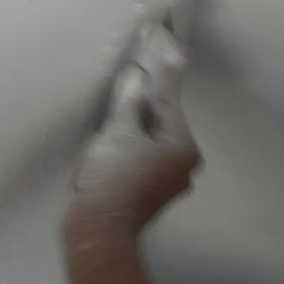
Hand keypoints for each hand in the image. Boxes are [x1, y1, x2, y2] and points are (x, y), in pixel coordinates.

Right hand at [68, 21, 200, 236]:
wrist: (98, 226)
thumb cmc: (115, 174)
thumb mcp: (120, 130)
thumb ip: (130, 101)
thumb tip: (137, 77)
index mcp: (184, 148)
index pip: (169, 104)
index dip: (156, 79)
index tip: (152, 56)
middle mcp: (183, 166)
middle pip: (161, 123)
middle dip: (144, 103)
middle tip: (128, 79)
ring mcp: (167, 182)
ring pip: (150, 141)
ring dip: (135, 123)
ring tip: (117, 103)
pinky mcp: (148, 193)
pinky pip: (142, 157)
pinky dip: (131, 143)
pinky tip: (114, 134)